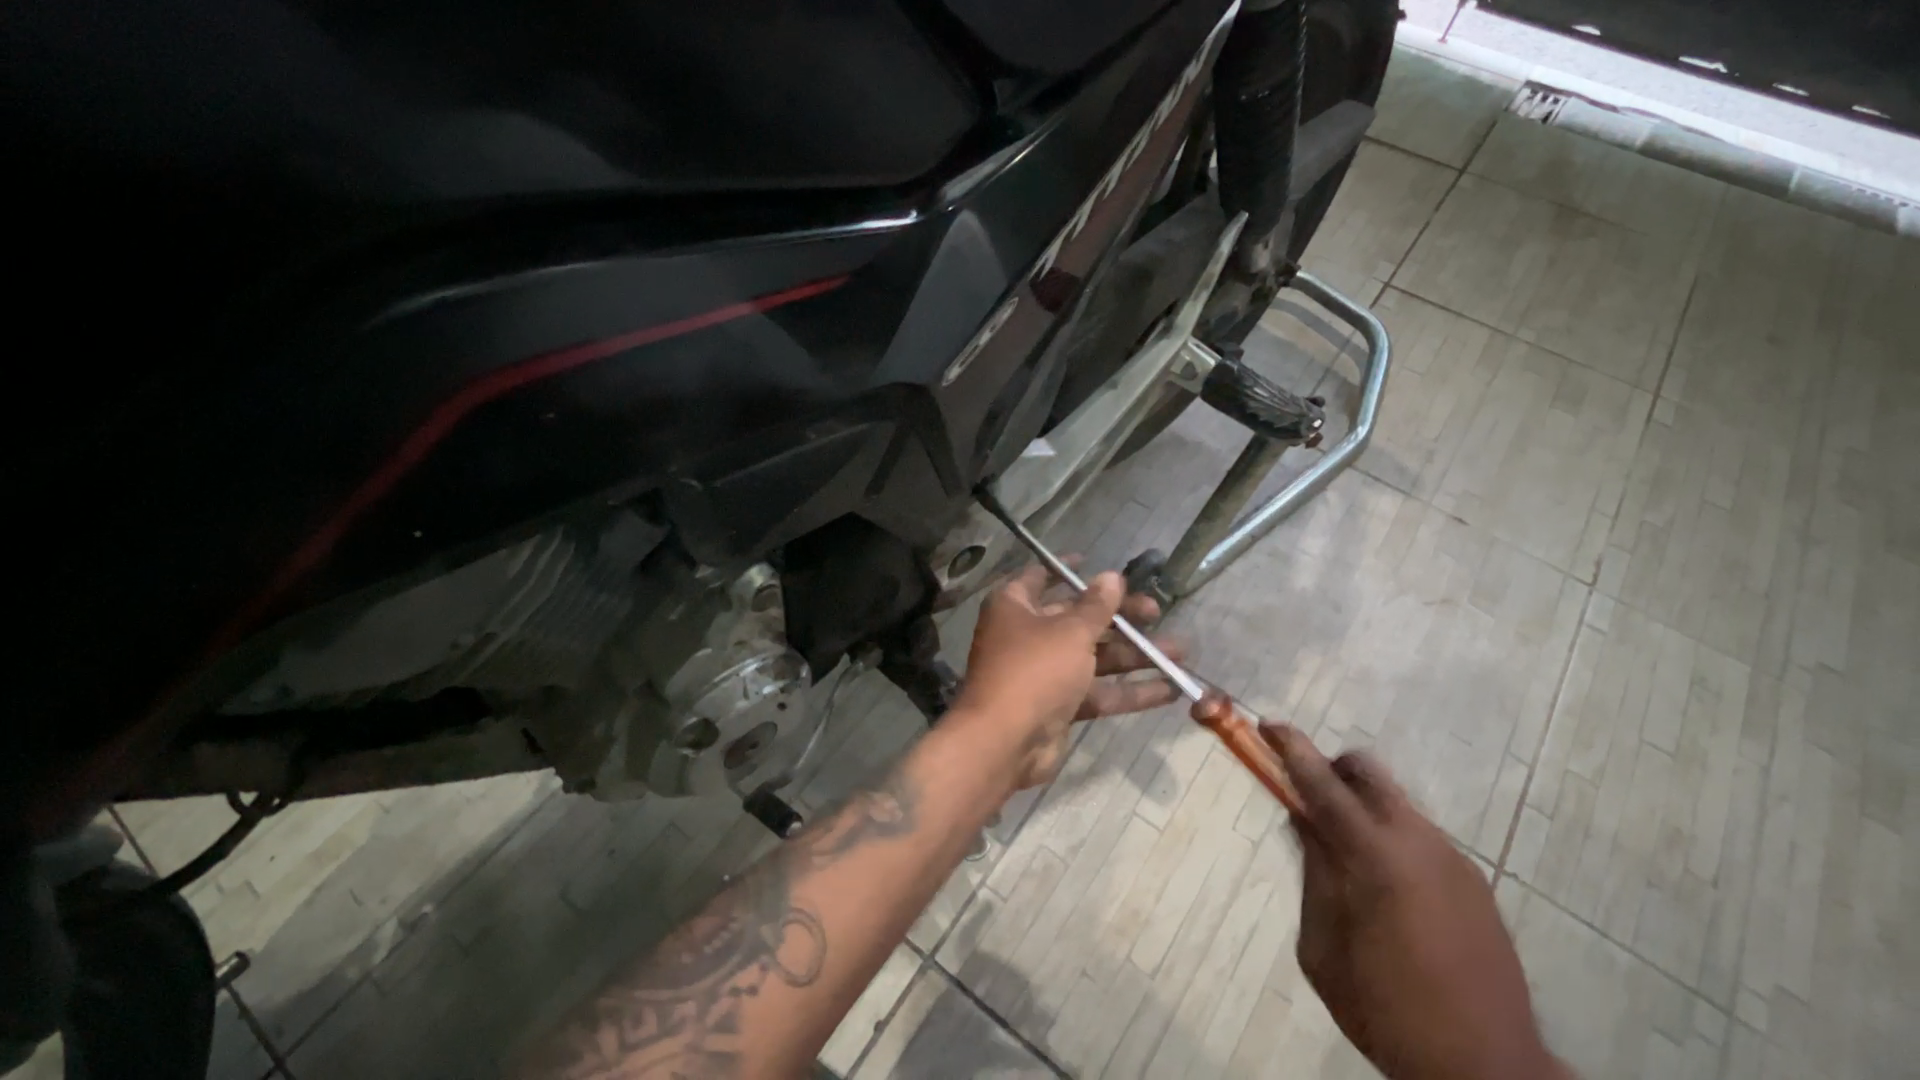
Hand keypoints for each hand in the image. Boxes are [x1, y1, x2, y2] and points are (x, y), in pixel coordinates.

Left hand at [956, 564, 1180, 789]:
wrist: (1004, 742)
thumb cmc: (1034, 670)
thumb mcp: (1070, 631)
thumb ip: (1096, 606)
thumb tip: (1112, 577)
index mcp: (1015, 607)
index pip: (1040, 578)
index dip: (1066, 570)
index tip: (1096, 563)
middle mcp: (1026, 636)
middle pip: (1077, 619)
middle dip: (1119, 617)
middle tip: (1157, 612)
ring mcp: (1042, 674)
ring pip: (1093, 658)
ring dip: (1134, 656)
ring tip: (1181, 652)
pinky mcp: (1058, 706)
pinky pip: (1096, 692)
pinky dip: (1128, 691)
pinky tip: (1170, 690)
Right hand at [1258, 722, 1570, 1079]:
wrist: (1487, 1068)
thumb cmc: (1386, 1011)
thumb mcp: (1323, 948)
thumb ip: (1314, 875)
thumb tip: (1305, 824)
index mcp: (1375, 860)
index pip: (1324, 786)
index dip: (1291, 750)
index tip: (1267, 725)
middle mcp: (1419, 844)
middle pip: (1369, 774)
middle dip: (1332, 769)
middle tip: (1305, 795)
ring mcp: (1454, 860)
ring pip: (1396, 805)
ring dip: (1361, 810)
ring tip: (1343, 862)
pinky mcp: (1473, 882)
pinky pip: (1419, 838)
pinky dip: (1389, 840)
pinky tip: (1384, 893)